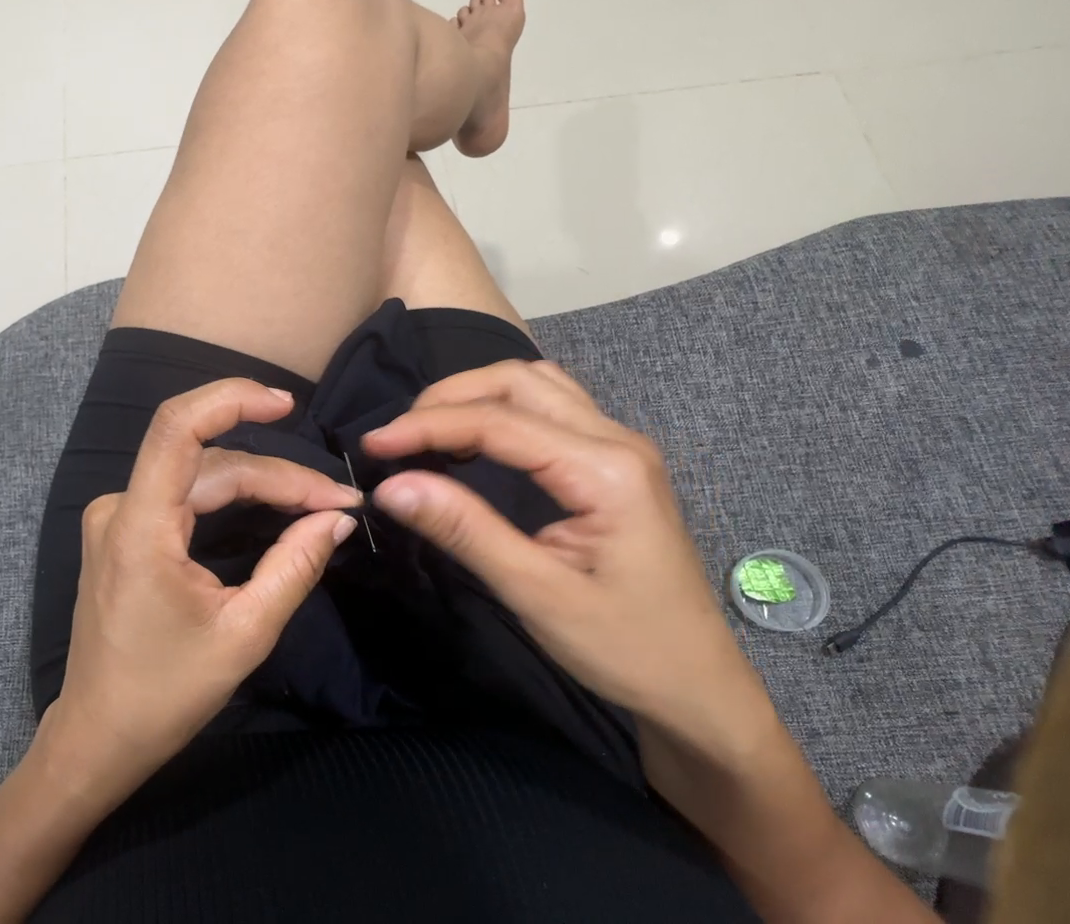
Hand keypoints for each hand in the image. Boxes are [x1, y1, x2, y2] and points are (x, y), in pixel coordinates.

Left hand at [44, 378, 359, 793]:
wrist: (99, 733)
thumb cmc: (166, 694)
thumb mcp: (245, 634)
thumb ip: (294, 567)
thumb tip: (338, 518)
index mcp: (139, 528)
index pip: (177, 428)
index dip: (231, 399)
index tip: (287, 404)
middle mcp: (119, 509)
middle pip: (209, 463)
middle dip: (279, 475)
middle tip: (339, 502)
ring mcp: (116, 519)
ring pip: (200, 477)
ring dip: (260, 484)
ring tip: (318, 503)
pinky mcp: (123, 532)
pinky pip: (184, 497)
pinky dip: (232, 498)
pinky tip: (273, 505)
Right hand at [362, 360, 770, 749]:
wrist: (696, 685)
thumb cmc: (623, 647)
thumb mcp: (535, 593)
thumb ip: (464, 529)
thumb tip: (391, 486)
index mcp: (605, 471)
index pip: (499, 422)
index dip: (427, 426)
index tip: (372, 446)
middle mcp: (617, 442)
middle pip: (519, 382)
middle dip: (448, 398)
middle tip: (397, 437)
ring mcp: (620, 448)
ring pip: (536, 386)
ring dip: (475, 396)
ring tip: (426, 432)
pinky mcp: (614, 463)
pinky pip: (552, 408)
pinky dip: (502, 409)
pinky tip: (473, 439)